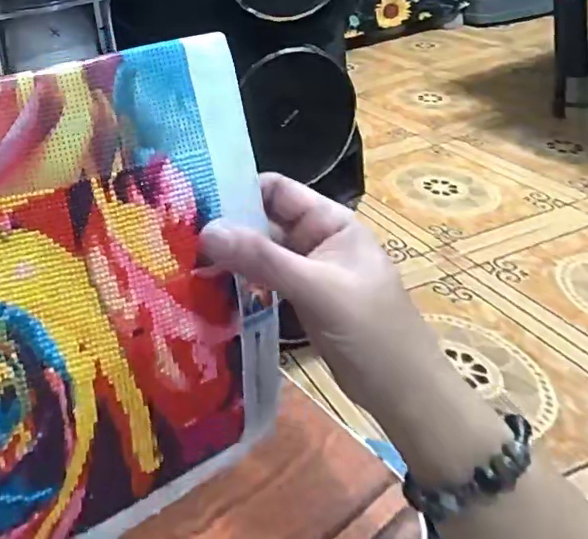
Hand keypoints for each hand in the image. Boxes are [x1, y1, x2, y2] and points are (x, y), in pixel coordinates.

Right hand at [197, 172, 450, 433]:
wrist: (407, 397)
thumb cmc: (372, 331)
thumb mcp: (318, 289)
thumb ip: (264, 259)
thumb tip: (207, 230)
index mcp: (329, 220)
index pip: (277, 190)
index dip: (239, 191)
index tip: (197, 203)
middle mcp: (316, 238)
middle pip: (264, 220)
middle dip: (228, 227)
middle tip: (180, 237)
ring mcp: (308, 270)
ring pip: (261, 252)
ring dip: (231, 257)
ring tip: (187, 262)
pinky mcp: (300, 300)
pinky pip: (264, 280)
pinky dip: (241, 282)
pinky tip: (211, 289)